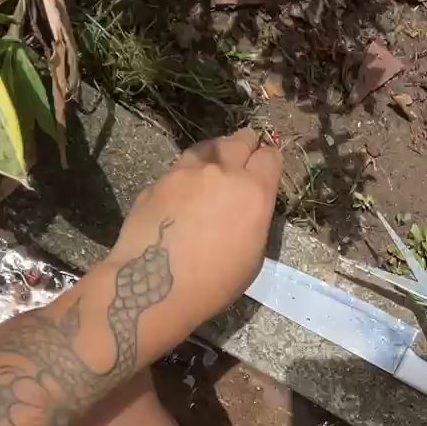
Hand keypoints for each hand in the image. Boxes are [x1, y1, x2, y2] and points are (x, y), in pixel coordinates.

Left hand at [105, 130, 283, 311]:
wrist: (156, 283)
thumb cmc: (215, 282)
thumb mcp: (253, 256)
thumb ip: (253, 219)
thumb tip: (244, 206)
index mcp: (253, 193)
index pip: (269, 158)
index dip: (270, 160)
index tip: (268, 165)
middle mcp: (222, 172)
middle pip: (239, 142)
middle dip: (247, 145)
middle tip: (247, 151)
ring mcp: (186, 171)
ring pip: (208, 148)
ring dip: (217, 153)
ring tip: (216, 163)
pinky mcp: (159, 179)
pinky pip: (180, 168)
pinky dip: (189, 173)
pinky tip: (186, 189)